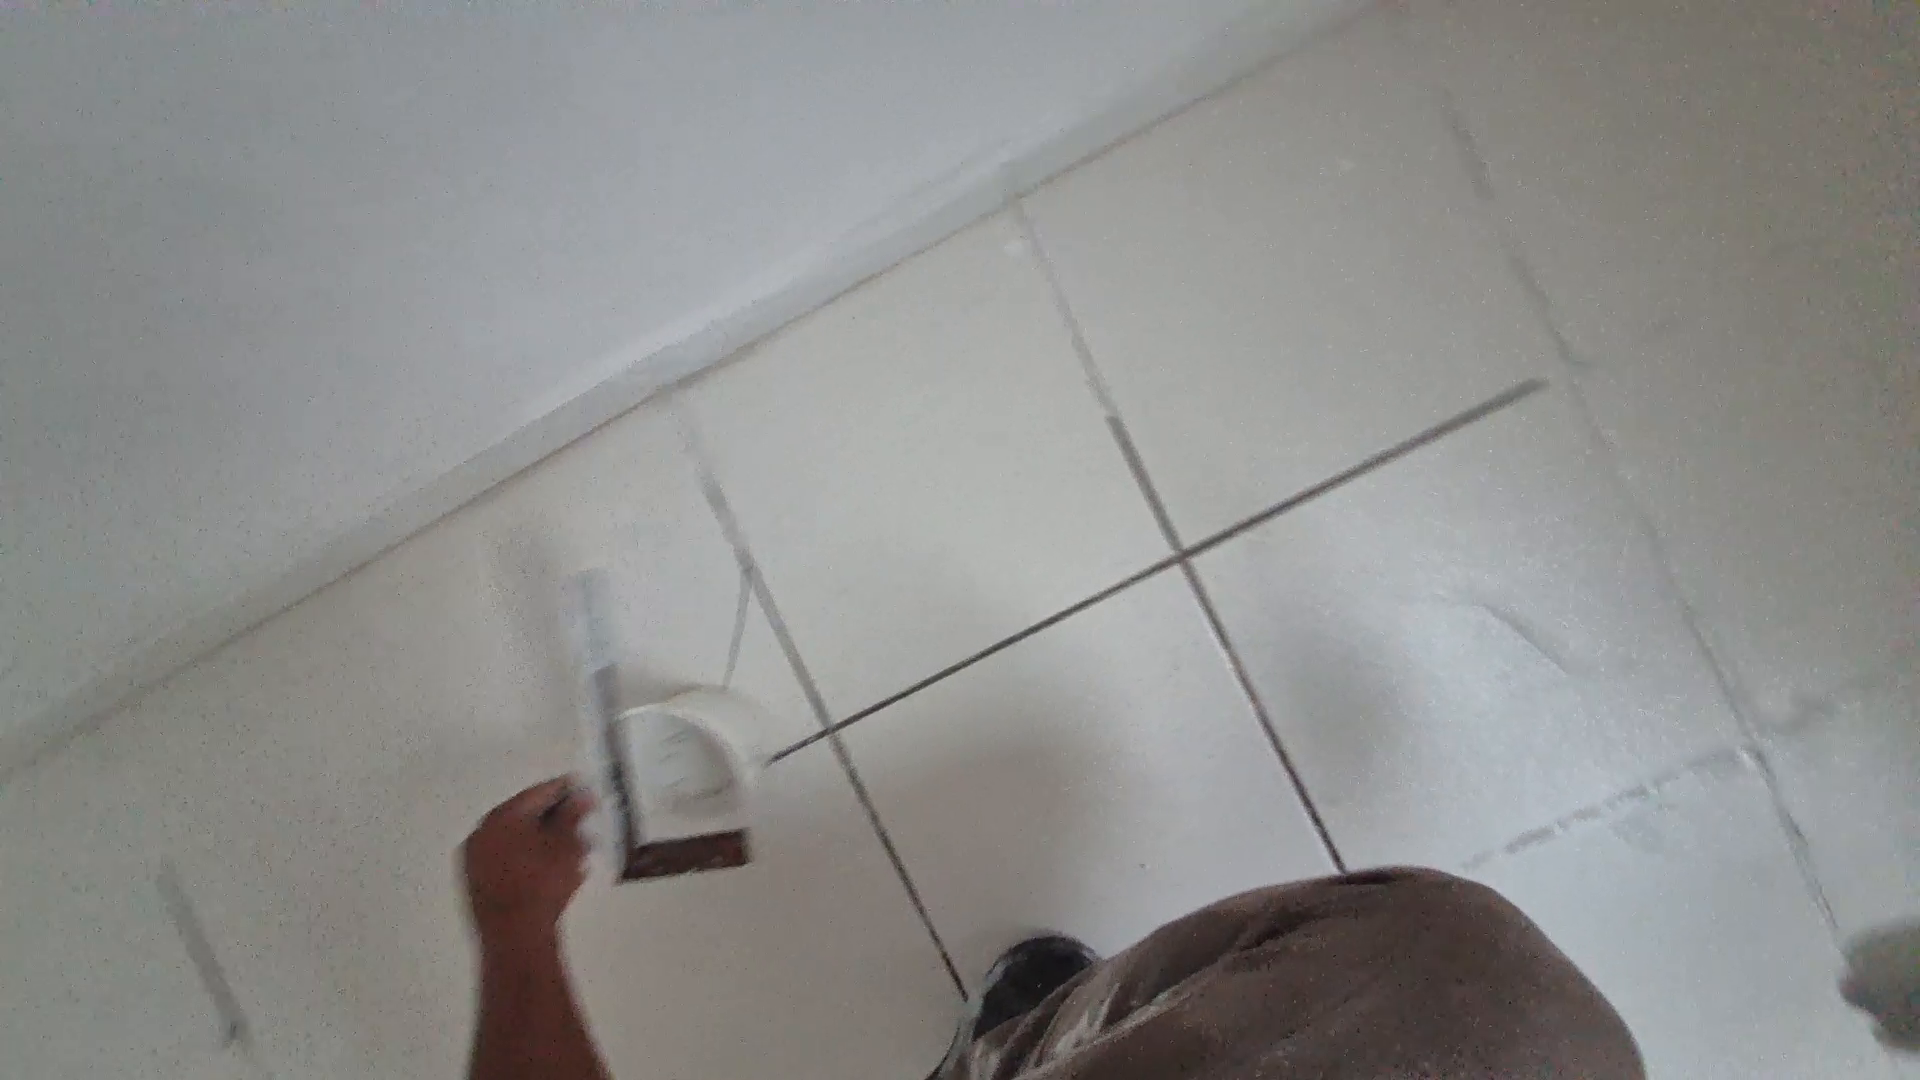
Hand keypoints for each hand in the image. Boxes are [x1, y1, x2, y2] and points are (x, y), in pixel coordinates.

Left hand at [462, 777, 595, 947]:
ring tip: (576, 851)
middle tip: (585, 824)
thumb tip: (581, 795)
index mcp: (501, 817)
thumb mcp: (567, 842)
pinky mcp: (477, 884)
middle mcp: (481, 833)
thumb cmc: (543, 881)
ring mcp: (475, 861)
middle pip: (526, 815)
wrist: (514, 936)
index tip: (588, 791)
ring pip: (519, 839)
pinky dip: (532, 857)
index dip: (567, 790)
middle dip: (558, 818)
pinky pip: (510, 859)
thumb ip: (573, 813)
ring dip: (547, 840)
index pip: (539, 792)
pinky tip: (555, 870)